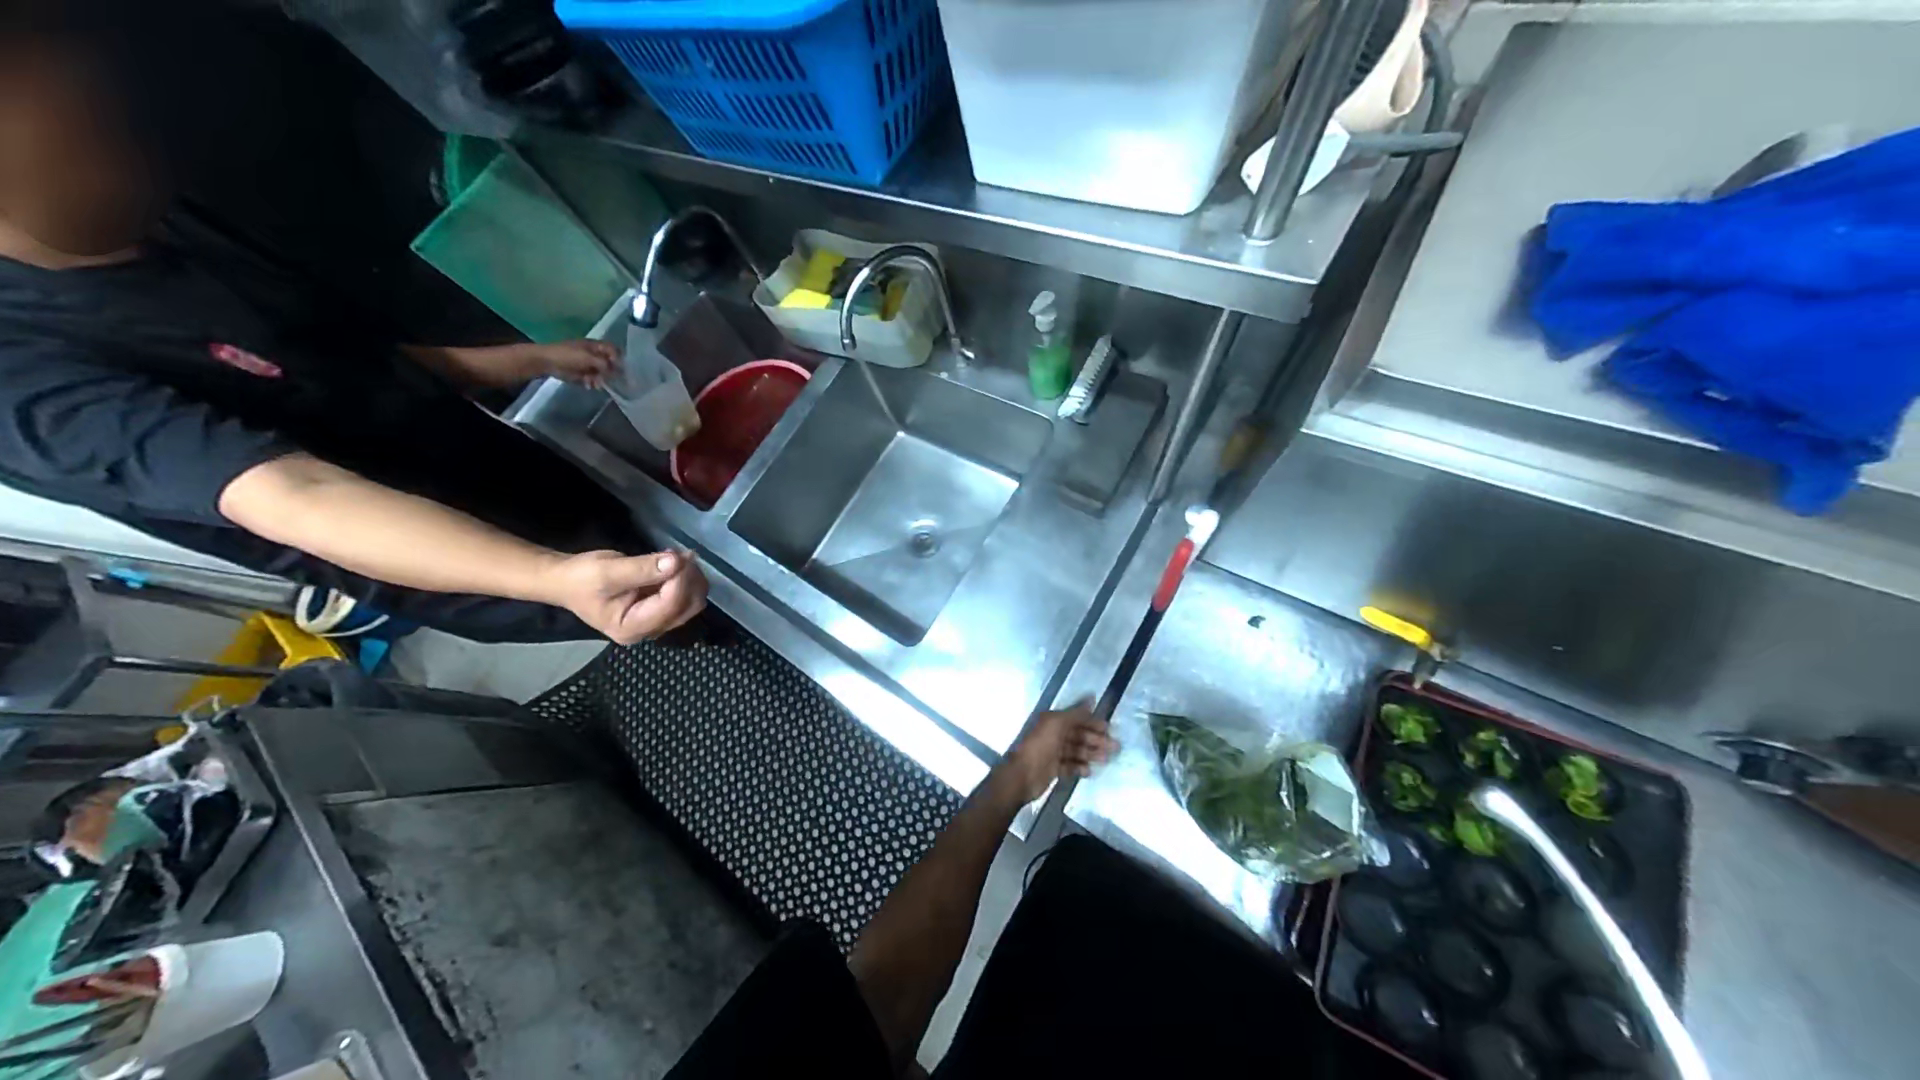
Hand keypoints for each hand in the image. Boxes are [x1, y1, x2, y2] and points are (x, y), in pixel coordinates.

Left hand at [426, 341, 620, 389]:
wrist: (527, 362)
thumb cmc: (555, 358)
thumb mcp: (580, 359)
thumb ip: (599, 363)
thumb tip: (615, 368)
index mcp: (588, 344)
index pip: (611, 348)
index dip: (619, 358)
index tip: (623, 372)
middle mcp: (583, 349)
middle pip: (604, 359)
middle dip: (609, 370)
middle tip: (611, 382)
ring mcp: (574, 360)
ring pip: (595, 368)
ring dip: (599, 377)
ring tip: (598, 386)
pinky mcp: (566, 369)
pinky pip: (583, 375)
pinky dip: (588, 381)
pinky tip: (588, 387)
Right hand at [543, 549, 707, 644]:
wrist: (567, 581)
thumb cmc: (581, 578)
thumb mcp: (607, 571)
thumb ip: (643, 568)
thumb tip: (676, 562)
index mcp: (631, 628)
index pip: (670, 605)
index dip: (680, 579)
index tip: (680, 555)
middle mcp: (649, 630)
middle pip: (688, 607)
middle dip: (690, 579)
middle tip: (682, 553)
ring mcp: (657, 622)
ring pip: (692, 601)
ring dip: (691, 578)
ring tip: (678, 556)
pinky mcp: (660, 610)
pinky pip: (685, 596)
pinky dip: (686, 579)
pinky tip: (676, 563)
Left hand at [993, 702, 1117, 804]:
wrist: (1022, 775)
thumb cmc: (1040, 746)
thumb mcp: (1058, 724)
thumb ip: (1075, 712)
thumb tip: (1092, 697)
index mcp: (1053, 721)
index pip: (1077, 719)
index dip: (1093, 722)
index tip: (1110, 728)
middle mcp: (1053, 734)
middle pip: (1078, 735)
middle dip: (1096, 739)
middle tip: (1115, 747)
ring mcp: (1053, 753)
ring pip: (1076, 751)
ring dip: (1091, 754)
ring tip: (1106, 760)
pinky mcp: (1053, 769)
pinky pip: (1069, 766)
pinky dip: (1079, 768)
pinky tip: (1089, 771)